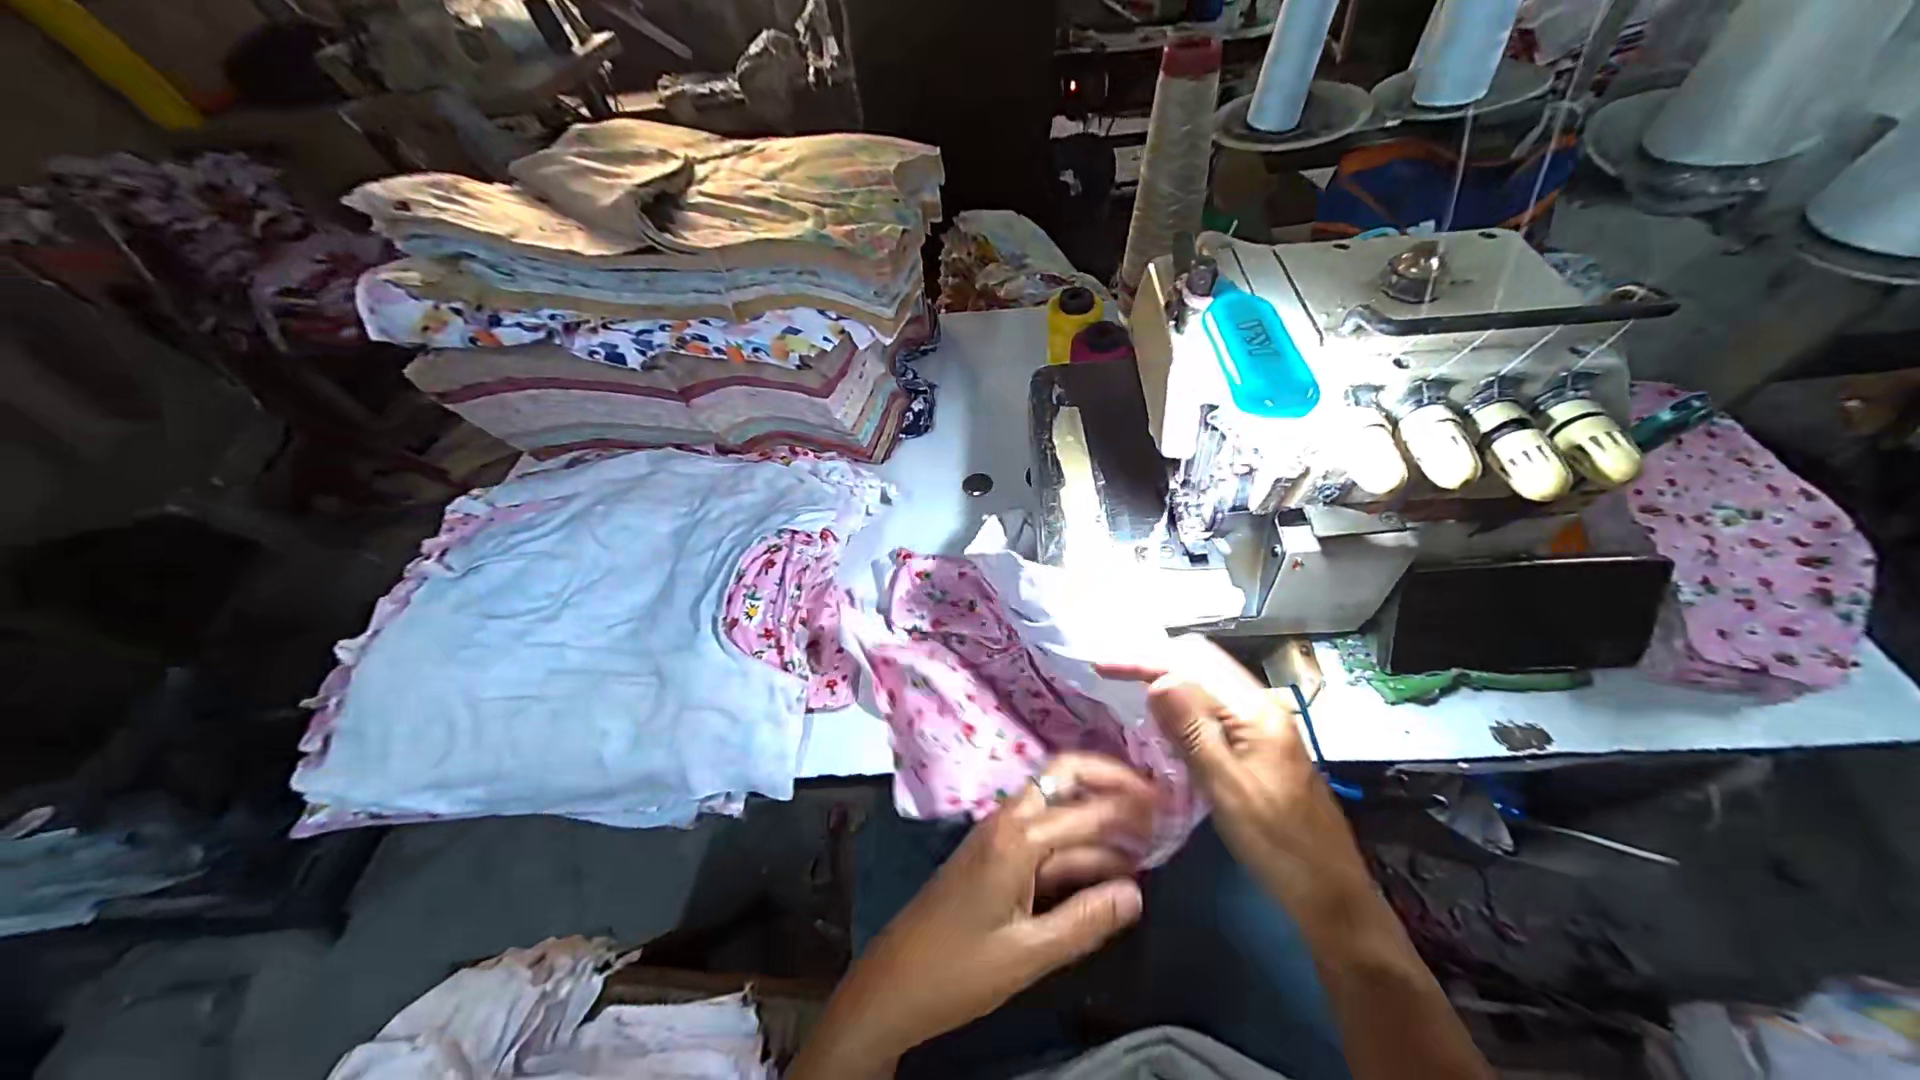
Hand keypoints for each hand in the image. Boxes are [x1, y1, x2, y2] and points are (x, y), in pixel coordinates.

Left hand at [790, 754, 1156, 1077]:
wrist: (893, 984)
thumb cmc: (958, 970)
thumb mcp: (1028, 955)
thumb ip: (1086, 921)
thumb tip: (1138, 891)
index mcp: (1016, 837)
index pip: (1087, 809)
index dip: (1131, 806)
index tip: (1171, 806)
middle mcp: (1008, 822)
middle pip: (1064, 779)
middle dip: (1111, 783)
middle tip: (1156, 800)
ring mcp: (1000, 836)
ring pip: (1058, 812)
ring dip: (1099, 821)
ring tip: (1148, 838)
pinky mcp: (996, 857)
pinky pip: (1045, 838)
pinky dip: (1079, 846)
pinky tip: (1109, 869)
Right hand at [1105, 638, 1495, 1079]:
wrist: (1330, 890)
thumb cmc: (1277, 844)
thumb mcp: (1227, 788)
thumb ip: (1192, 730)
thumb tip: (1157, 678)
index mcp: (1255, 710)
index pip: (1192, 663)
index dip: (1143, 659)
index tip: (1102, 666)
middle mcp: (1261, 704)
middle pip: (1201, 661)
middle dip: (1153, 659)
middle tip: (1110, 671)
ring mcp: (1262, 721)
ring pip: (1206, 680)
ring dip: (1166, 676)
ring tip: (1126, 684)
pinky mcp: (1258, 740)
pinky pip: (1213, 703)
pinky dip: (1182, 699)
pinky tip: (1162, 714)